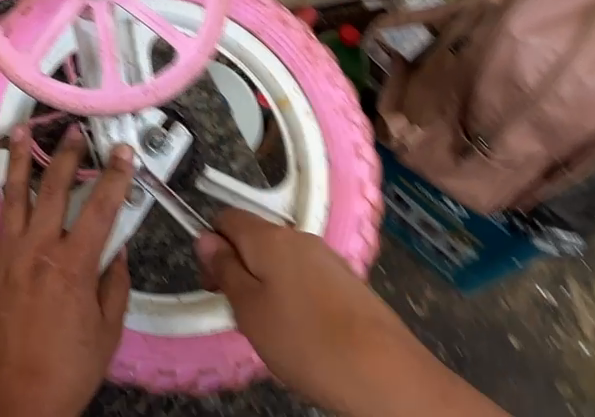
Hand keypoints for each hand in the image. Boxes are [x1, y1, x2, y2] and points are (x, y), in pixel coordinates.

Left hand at [0, 126, 134, 416]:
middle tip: (74, 131)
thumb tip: (116, 246)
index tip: (122, 152)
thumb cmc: (69, 367)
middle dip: (67, 155)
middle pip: (55, 188)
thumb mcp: (108, 330)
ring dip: (19, 159)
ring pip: (14, 194)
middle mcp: (39, 249)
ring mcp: (8, 252)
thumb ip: (114, 283)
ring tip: (21, 129)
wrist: (18, 396)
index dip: (115, 176)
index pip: (101, 208)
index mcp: (75, 265)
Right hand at [196, 210, 506, 416]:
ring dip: (268, 284)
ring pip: (282, 261)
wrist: (388, 376)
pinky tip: (305, 334)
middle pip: (255, 239)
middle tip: (240, 312)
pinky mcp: (350, 284)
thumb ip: (223, 269)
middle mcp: (299, 238)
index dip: (211, 246)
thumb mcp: (248, 309)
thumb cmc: (306, 341)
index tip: (214, 284)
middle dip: (240, 268)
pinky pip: (308, 279)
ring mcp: (329, 259)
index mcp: (269, 237)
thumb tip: (206, 238)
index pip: (225, 218)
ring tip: (273, 328)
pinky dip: (297, 297)